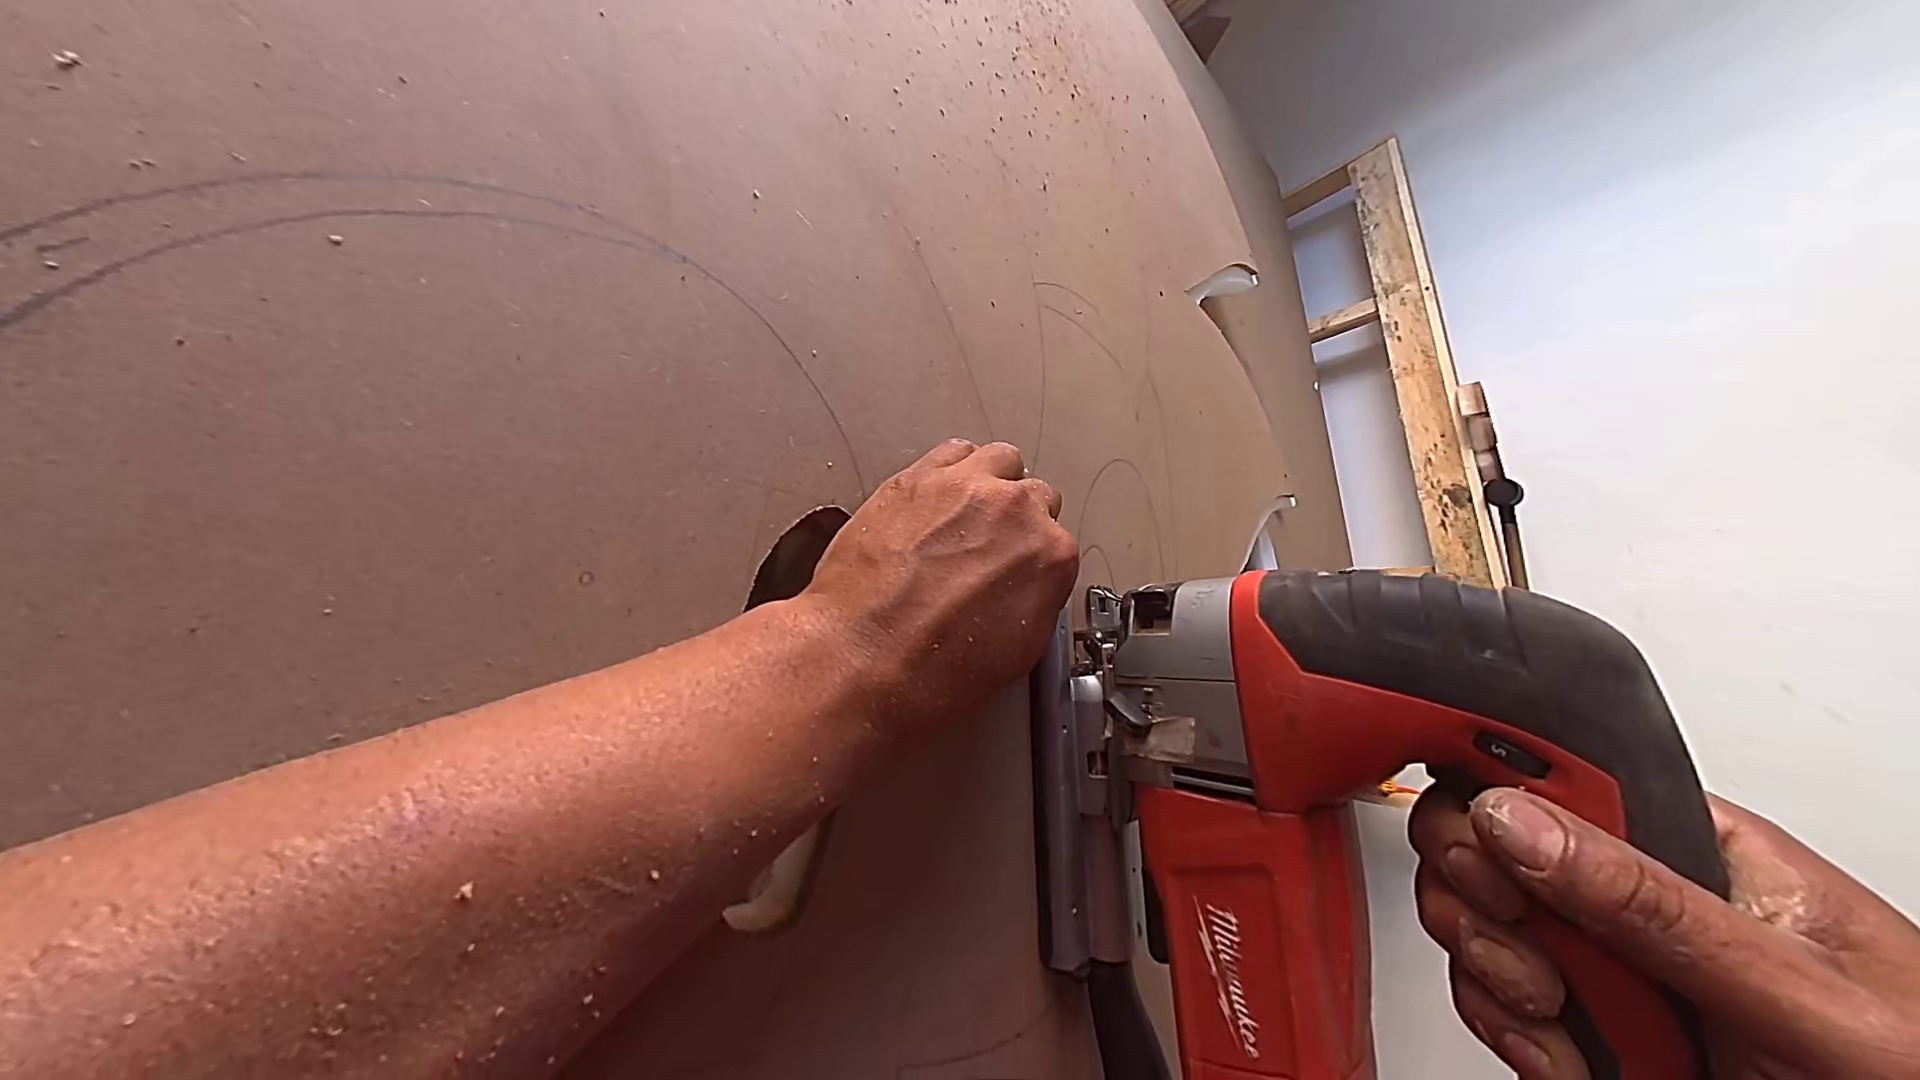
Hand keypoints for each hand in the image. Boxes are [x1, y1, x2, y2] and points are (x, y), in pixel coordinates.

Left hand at [802, 439, 1077, 743]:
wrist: (859, 659)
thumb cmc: (928, 670)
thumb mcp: (1018, 652)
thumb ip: (1037, 598)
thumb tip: (1029, 586)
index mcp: (1050, 556)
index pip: (1057, 541)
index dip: (1033, 557)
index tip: (1015, 568)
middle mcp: (1015, 510)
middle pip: (1034, 495)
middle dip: (1016, 520)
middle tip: (989, 546)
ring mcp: (964, 487)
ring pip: (999, 461)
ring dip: (992, 484)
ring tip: (967, 515)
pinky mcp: (917, 477)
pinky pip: (952, 453)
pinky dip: (952, 471)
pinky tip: (938, 498)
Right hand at [1410, 786, 1919, 1078]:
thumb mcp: (1808, 1002)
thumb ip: (1652, 902)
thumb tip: (1511, 814)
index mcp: (1681, 841)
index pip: (1539, 770)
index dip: (1483, 793)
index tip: (1486, 849)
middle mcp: (1616, 880)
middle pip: (1472, 835)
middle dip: (1481, 896)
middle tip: (1537, 949)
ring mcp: (1585, 943)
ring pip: (1462, 906)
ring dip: (1492, 967)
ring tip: (1564, 1018)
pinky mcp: (1563, 1000)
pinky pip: (1477, 980)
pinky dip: (1503, 1019)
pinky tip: (1564, 1049)